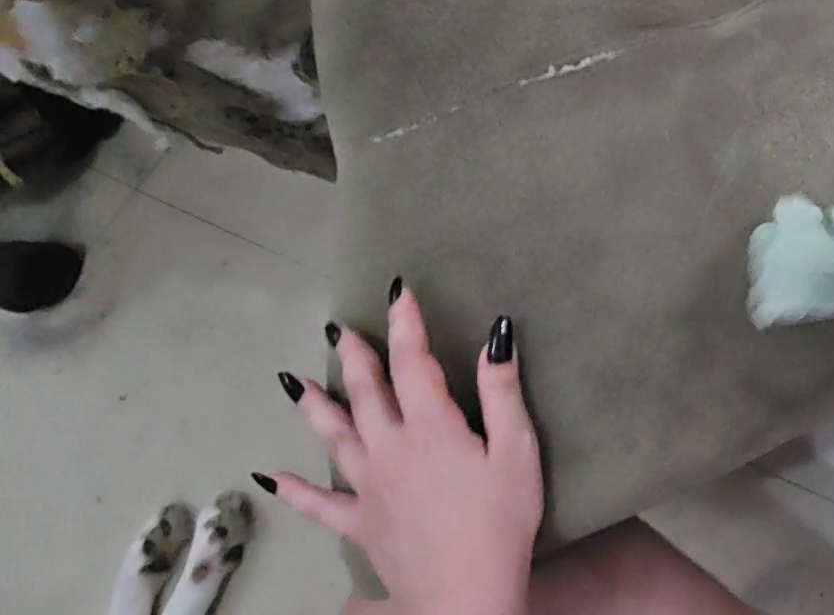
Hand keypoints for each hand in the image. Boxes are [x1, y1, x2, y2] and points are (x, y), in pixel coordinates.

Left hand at [258, 285, 541, 614]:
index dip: (406, 326)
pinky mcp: (360, 523)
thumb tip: (496, 333)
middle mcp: (391, 449)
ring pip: (335, 438)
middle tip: (338, 328)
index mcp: (432, 427)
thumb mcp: (516, 446)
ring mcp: (369, 488)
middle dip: (354, 358)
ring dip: (316, 406)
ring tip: (293, 381)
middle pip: (367, 394)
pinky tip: (272, 477)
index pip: (415, 364)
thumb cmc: (502, 513)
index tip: (398, 293)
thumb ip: (502, 390)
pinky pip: (321, 503)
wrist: (465, 592)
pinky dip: (296, 489)